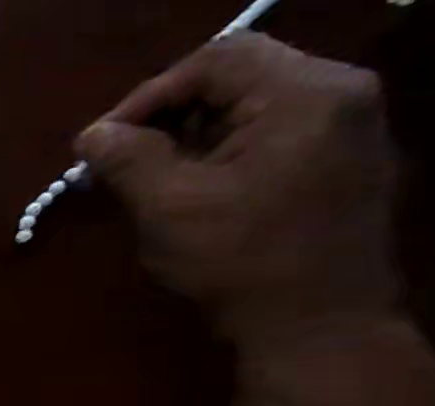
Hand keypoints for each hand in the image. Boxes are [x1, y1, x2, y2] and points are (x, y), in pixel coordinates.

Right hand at [76, 33, 400, 349]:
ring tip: (141, 182)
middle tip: (113, 164)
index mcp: (304, 93)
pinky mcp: (334, 158)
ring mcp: (342, 125)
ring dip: (185, 138)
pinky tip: (184, 191)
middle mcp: (336, 93)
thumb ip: (130, 161)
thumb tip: (92, 135)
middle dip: (163, 118)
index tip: (97, 143)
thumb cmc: (237, 259)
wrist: (314, 317)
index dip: (146, 96)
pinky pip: (265, 134)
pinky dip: (214, 153)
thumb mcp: (168, 208)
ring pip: (248, 107)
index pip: (216, 59)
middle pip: (236, 77)